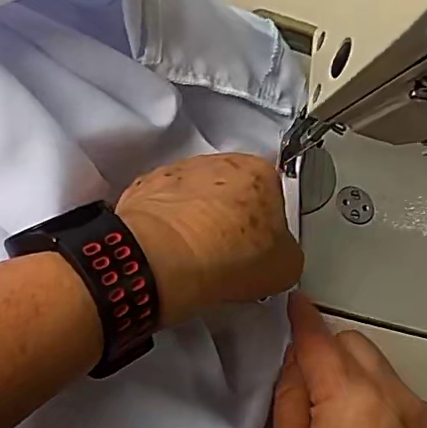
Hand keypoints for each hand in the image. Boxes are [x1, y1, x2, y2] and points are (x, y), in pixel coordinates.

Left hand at [115, 152, 301, 325]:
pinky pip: (156, 206)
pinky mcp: (140, 190)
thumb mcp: (285, 264)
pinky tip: (167, 250)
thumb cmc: (223, 255)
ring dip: (191, 218)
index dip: (266, 223)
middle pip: (228, 190)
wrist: (166, 258)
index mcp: (259, 171)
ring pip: (189, 195)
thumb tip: (275, 260)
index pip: (272, 193)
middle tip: (225, 252)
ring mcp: (174, 174)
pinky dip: (160, 224)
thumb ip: (285, 250)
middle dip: (227, 217)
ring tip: (193, 255)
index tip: (258, 244)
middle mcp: (215, 162)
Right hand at [271, 292, 426, 427]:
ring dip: (354, 375)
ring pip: (380, 368)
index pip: (320, 341)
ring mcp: (424, 409)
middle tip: (306, 382)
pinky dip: (378, 399)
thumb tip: (297, 365)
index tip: (293, 300)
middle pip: (355, 344)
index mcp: (350, 397)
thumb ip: (291, 399)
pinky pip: (400, 395)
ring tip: (339, 418)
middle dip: (328, 349)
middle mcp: (393, 392)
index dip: (303, 318)